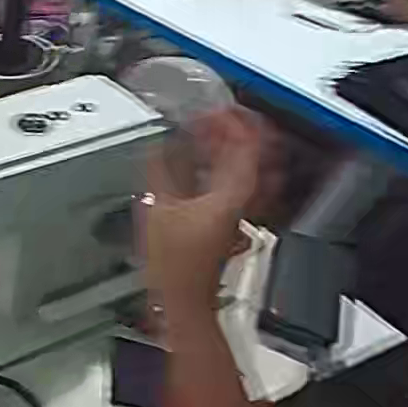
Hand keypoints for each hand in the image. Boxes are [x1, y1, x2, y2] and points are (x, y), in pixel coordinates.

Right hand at [140, 108, 263, 311]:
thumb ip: (159, 172)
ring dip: (224, 148)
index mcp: (232, 193)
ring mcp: (235, 211)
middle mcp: (241, 200)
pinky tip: (197, 163)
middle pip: (250, 154)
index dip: (234, 121)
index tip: (218, 107)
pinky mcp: (224, 221)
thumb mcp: (157, 209)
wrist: (182, 299)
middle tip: (212, 115)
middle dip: (232, 130)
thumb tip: (158, 145)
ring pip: (240, 168)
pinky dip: (217, 167)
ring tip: (205, 133)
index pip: (247, 145)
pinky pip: (229, 184)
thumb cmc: (175, 265)